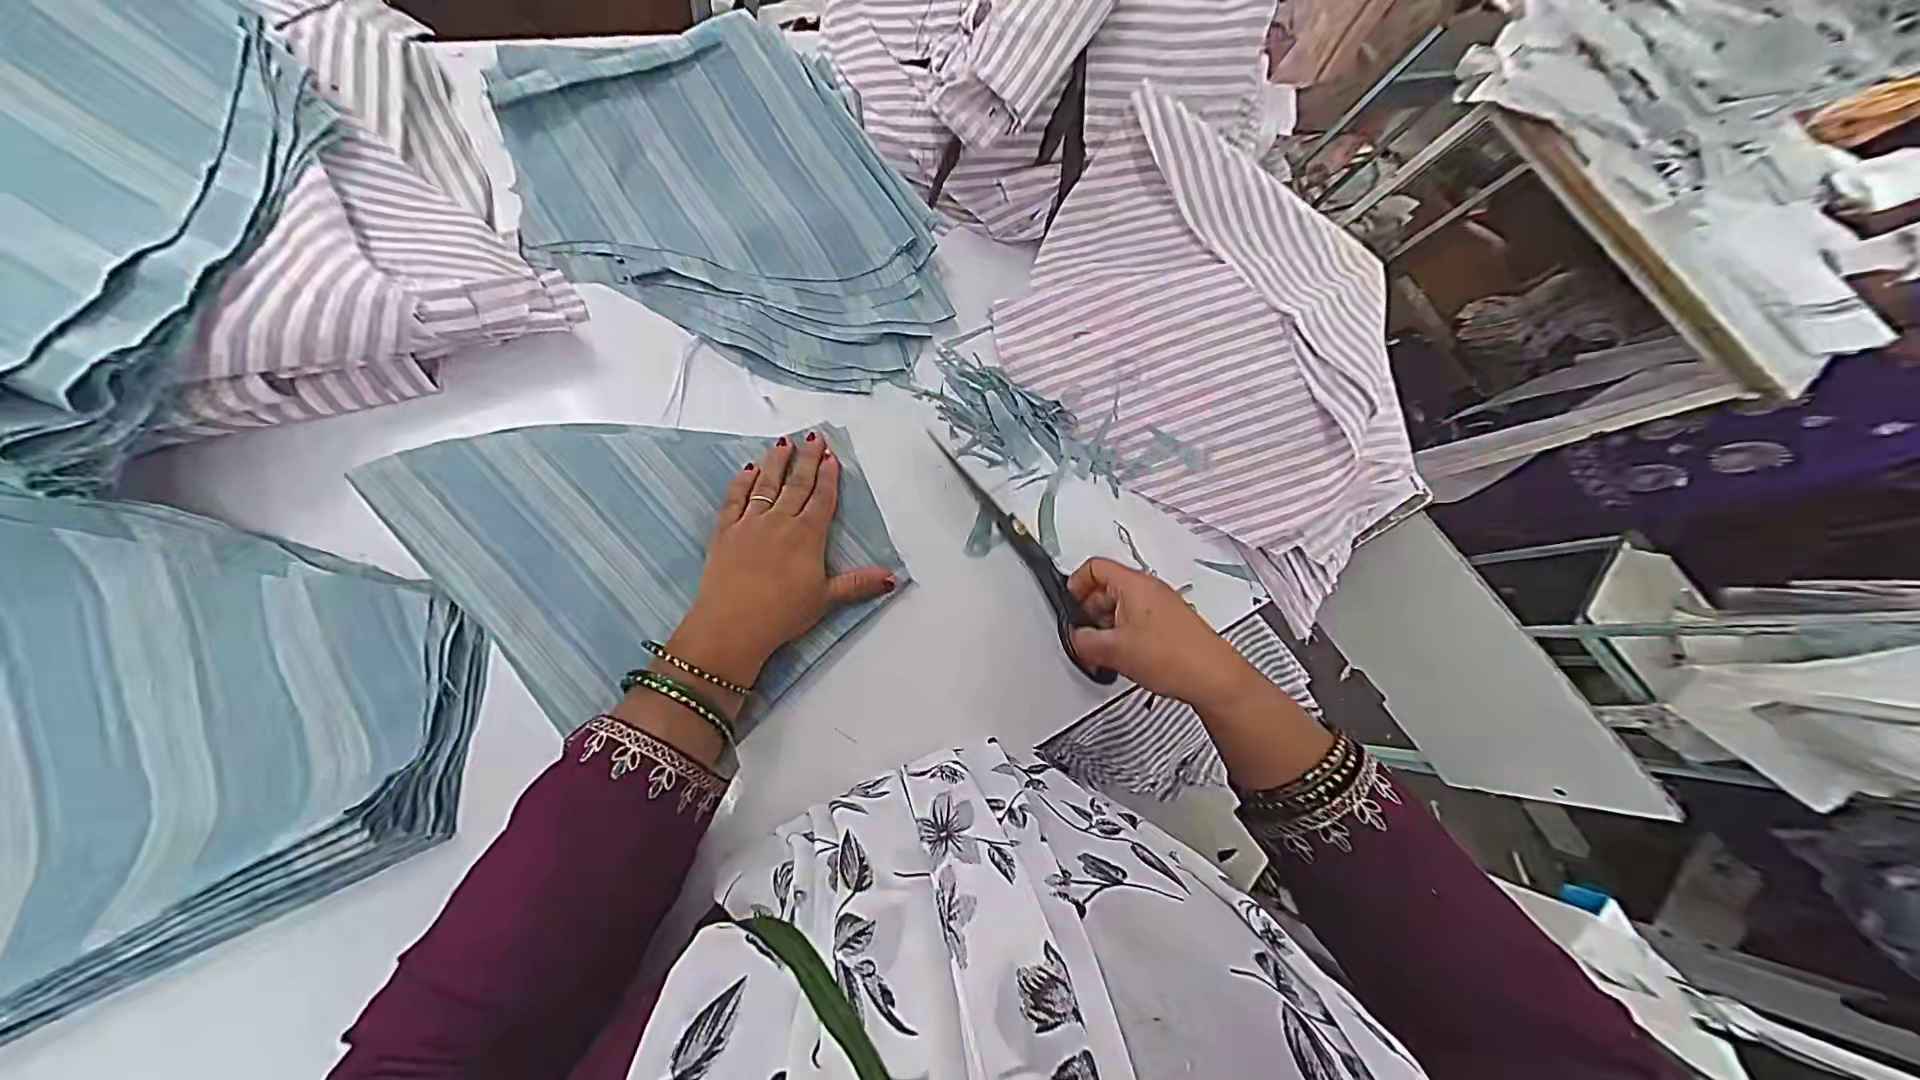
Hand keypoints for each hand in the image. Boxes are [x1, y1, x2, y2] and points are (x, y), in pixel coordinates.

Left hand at [669, 432, 896, 689]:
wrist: (732, 625)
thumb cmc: (780, 614)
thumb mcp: (825, 598)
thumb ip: (858, 584)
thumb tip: (890, 578)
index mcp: (807, 536)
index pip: (821, 498)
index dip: (828, 476)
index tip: (831, 457)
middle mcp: (779, 523)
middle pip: (797, 483)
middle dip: (807, 458)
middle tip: (814, 438)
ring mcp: (750, 525)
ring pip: (766, 485)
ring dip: (776, 462)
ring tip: (783, 444)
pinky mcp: (725, 533)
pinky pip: (735, 499)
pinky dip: (742, 482)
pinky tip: (747, 470)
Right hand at [1066, 557, 1264, 711]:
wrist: (1213, 678)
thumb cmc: (1176, 657)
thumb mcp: (1113, 650)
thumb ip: (1083, 641)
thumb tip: (1075, 638)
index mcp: (1134, 584)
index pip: (1095, 567)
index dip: (1076, 583)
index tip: (1070, 601)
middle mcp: (1150, 589)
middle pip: (1107, 587)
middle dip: (1090, 609)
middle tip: (1084, 631)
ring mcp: (1162, 605)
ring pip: (1122, 605)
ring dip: (1107, 624)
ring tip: (1104, 649)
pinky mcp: (1169, 622)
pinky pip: (1138, 619)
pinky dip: (1124, 632)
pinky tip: (1124, 656)